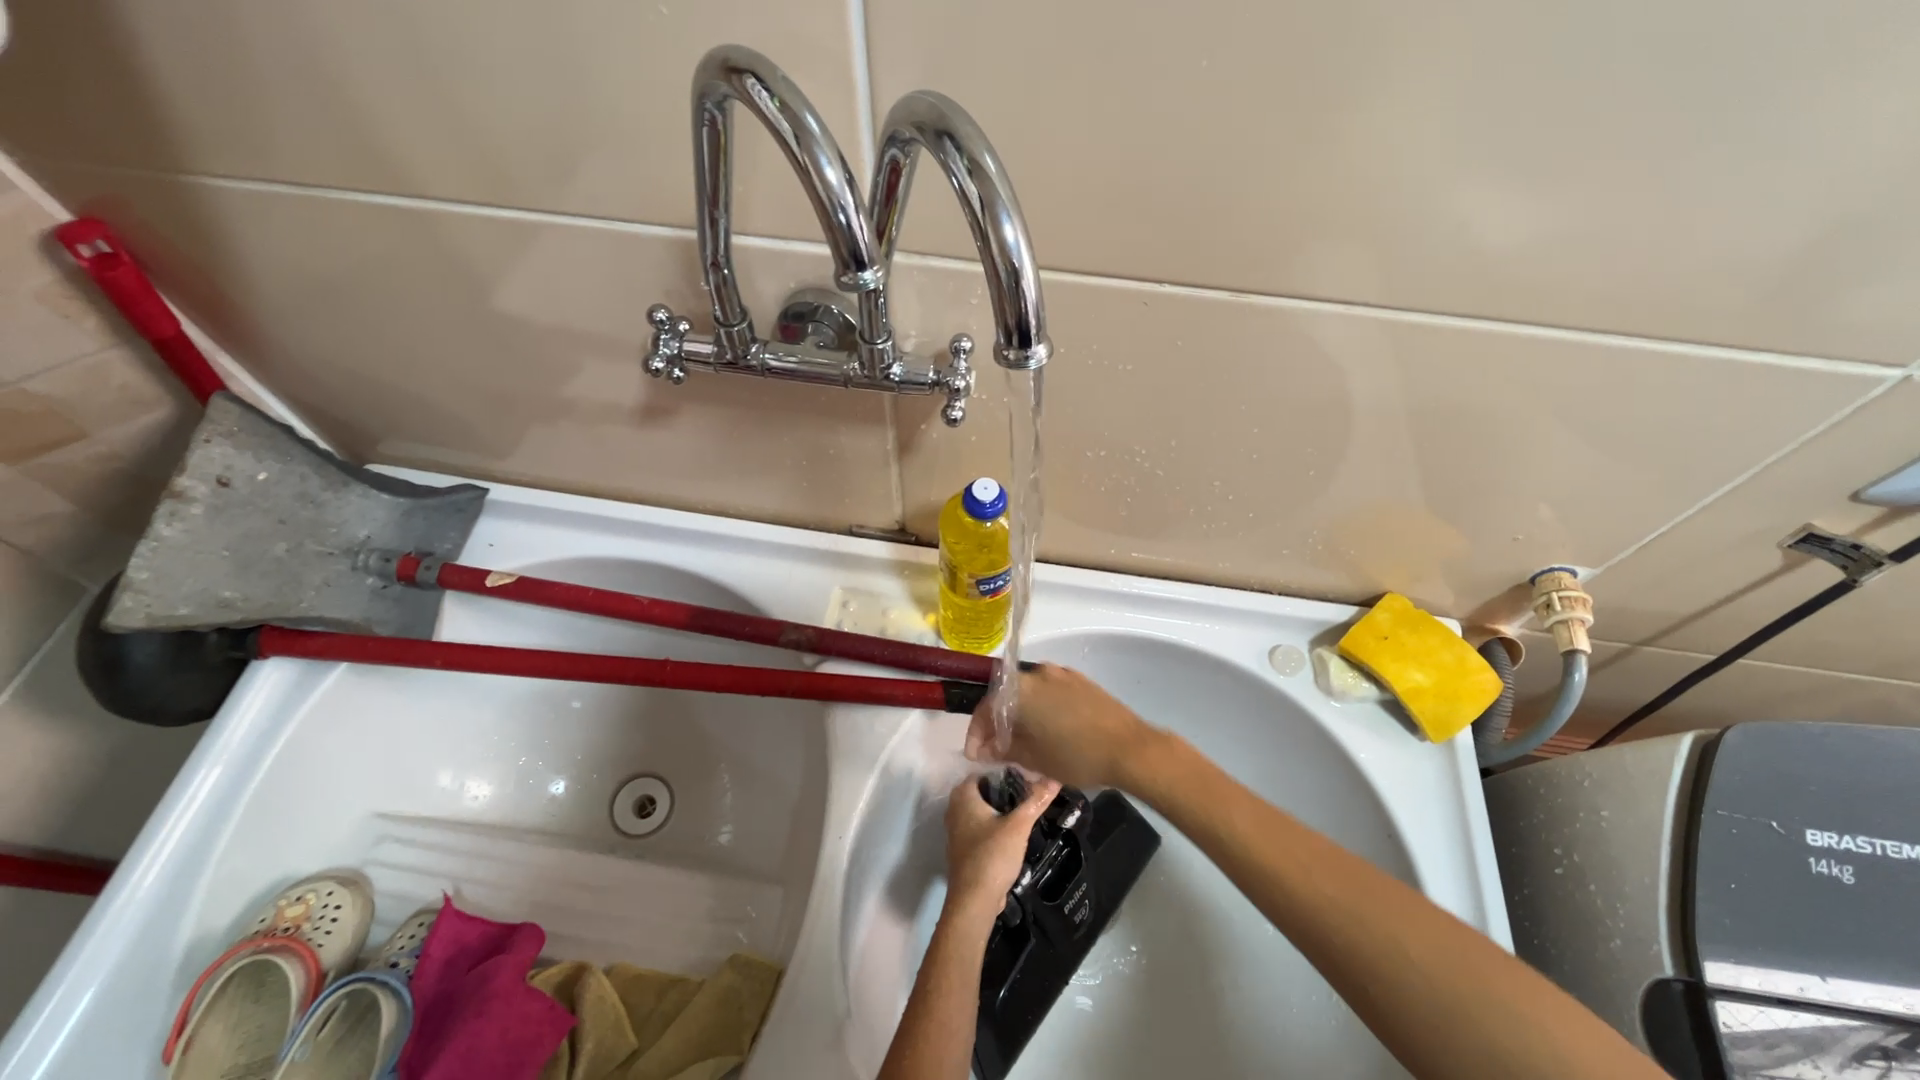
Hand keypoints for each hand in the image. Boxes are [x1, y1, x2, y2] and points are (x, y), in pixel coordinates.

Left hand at [943, 773, 1060, 923]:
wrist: (974, 899)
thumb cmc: (993, 855)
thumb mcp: (1019, 826)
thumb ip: (1035, 802)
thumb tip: (1054, 780)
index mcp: (963, 799)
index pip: (979, 775)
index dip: (999, 774)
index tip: (1021, 779)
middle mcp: (954, 811)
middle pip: (978, 794)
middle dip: (999, 793)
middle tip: (1024, 796)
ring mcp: (955, 833)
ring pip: (976, 814)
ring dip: (994, 812)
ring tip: (1020, 814)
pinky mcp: (961, 851)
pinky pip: (976, 831)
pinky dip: (990, 829)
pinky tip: (1009, 836)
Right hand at [964, 664, 1161, 789]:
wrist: (1130, 749)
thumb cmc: (1075, 756)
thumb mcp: (1033, 759)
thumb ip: (1002, 750)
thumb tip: (983, 749)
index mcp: (1021, 689)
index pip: (986, 706)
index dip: (976, 731)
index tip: (975, 754)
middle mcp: (1039, 673)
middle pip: (1006, 696)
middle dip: (997, 723)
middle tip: (994, 749)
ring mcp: (1062, 675)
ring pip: (1029, 693)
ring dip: (1020, 715)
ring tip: (1020, 743)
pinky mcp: (1081, 682)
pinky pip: (1050, 693)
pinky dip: (1041, 710)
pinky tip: (1046, 732)